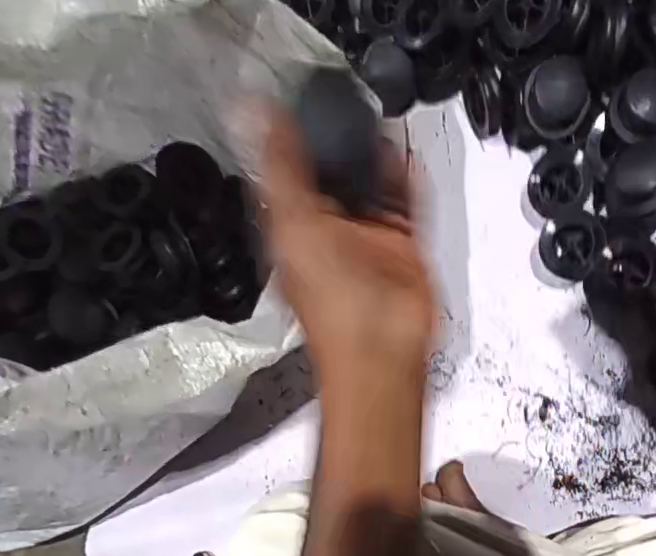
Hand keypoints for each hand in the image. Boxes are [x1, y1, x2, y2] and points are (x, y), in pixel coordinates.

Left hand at [256, 106, 435, 396]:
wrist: (385, 350)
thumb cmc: (336, 314)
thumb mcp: (292, 225)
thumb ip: (279, 168)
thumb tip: (252, 113)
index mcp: (292, 229)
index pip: (287, 169)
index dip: (291, 136)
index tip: (298, 104)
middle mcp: (330, 234)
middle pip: (334, 173)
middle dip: (339, 143)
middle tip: (343, 111)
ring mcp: (368, 242)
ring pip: (370, 185)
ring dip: (373, 157)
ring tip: (373, 126)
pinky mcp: (401, 250)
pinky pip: (403, 205)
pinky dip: (404, 181)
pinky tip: (399, 160)